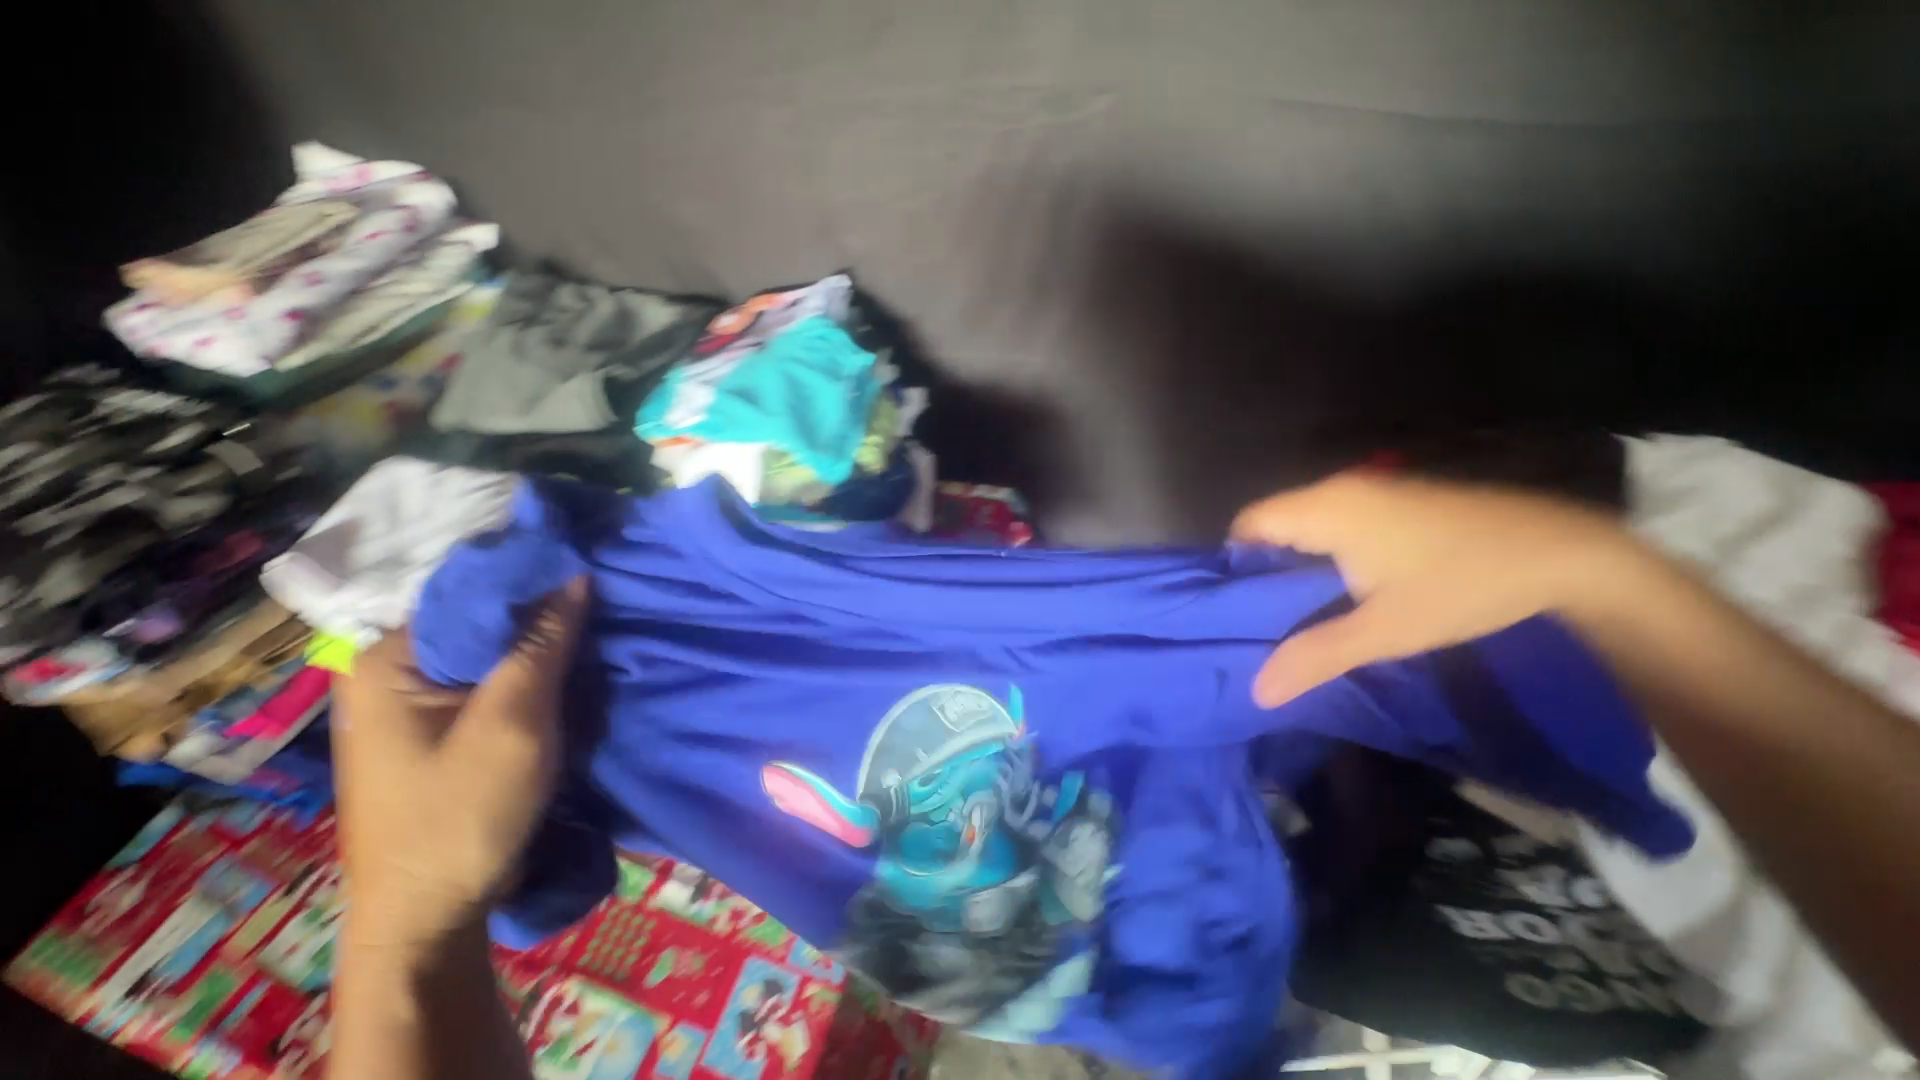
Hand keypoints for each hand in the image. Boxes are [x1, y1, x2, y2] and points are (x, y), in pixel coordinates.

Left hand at [332, 577, 589, 952]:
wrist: (428, 921)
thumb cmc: (461, 817)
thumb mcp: (514, 723)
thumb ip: (544, 643)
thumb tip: (574, 574)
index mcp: (388, 659)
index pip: (471, 592)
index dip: (534, 580)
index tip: (593, 572)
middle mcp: (390, 673)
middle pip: (480, 623)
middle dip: (542, 619)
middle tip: (605, 608)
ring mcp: (410, 707)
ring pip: (489, 657)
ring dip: (540, 653)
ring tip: (597, 638)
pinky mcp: (434, 735)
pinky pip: (488, 688)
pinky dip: (528, 683)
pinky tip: (568, 681)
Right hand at [1231, 472, 1645, 707]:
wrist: (1566, 555)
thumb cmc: (1464, 586)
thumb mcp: (1384, 631)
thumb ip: (1314, 655)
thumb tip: (1257, 691)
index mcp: (1327, 508)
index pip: (1249, 524)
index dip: (1235, 566)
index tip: (1238, 612)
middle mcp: (1343, 489)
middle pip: (1276, 522)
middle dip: (1265, 570)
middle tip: (1265, 623)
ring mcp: (1376, 491)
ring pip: (1309, 523)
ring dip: (1299, 563)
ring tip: (1303, 614)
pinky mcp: (1402, 500)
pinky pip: (1341, 521)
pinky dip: (1330, 553)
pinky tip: (1350, 590)